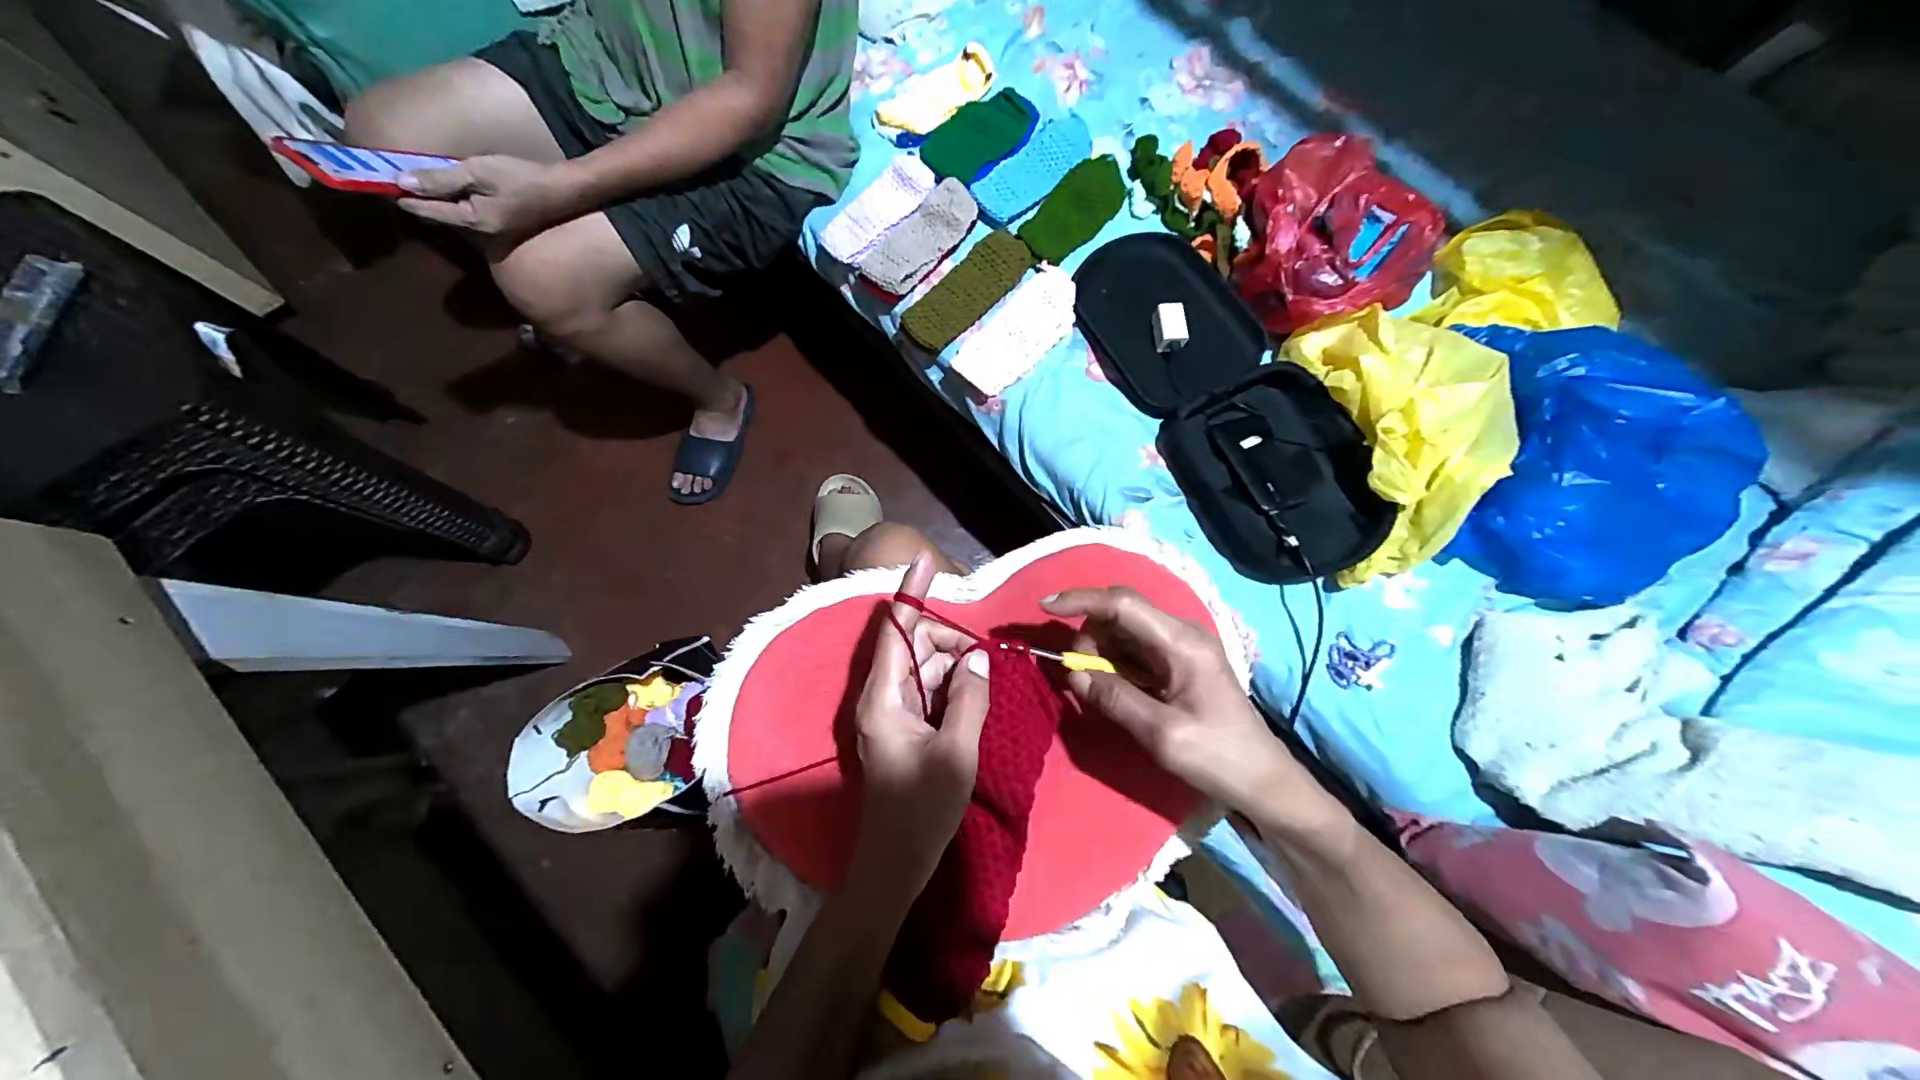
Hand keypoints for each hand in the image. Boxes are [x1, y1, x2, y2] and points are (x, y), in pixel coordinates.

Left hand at [396, 155, 579, 237]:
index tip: (381, 186)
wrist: (563, 191)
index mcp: (472, 221)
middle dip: (421, 205)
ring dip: (439, 207)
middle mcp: (481, 234)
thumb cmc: (521, 178)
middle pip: (441, 219)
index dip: (403, 198)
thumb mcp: (477, 171)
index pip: (427, 211)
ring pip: (456, 221)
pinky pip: (471, 220)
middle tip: (398, 186)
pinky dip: (457, 209)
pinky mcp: (504, 230)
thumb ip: (440, 178)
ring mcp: (495, 236)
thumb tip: (403, 182)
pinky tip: (453, 199)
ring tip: (422, 191)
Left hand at [850, 554, 990, 891]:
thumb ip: (968, 698)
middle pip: (910, 643)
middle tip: (982, 657)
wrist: (894, 862)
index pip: (894, 629)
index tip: (927, 561)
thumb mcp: (956, 752)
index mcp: (884, 697)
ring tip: (982, 675)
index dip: (910, 592)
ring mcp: (890, 712)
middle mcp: (881, 696)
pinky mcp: (901, 726)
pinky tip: (972, 689)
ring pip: (920, 665)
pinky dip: (947, 682)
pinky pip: (925, 689)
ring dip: (950, 661)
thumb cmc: (921, 809)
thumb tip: (977, 657)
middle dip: (945, 637)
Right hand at [1042, 587, 1328, 820]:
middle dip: (1089, 638)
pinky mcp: (1175, 663)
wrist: (1261, 780)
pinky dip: (1113, 665)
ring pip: (1121, 631)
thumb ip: (1114, 699)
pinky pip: (1132, 650)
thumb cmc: (1217, 756)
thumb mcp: (1161, 733)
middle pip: (1118, 613)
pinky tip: (1113, 691)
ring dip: (1099, 654)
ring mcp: (1179, 647)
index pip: (1122, 603)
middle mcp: (1180, 633)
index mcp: (1181, 642)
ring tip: (1099, 692)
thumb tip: (1073, 675)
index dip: (1081, 600)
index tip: (1045, 607)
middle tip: (1081, 680)